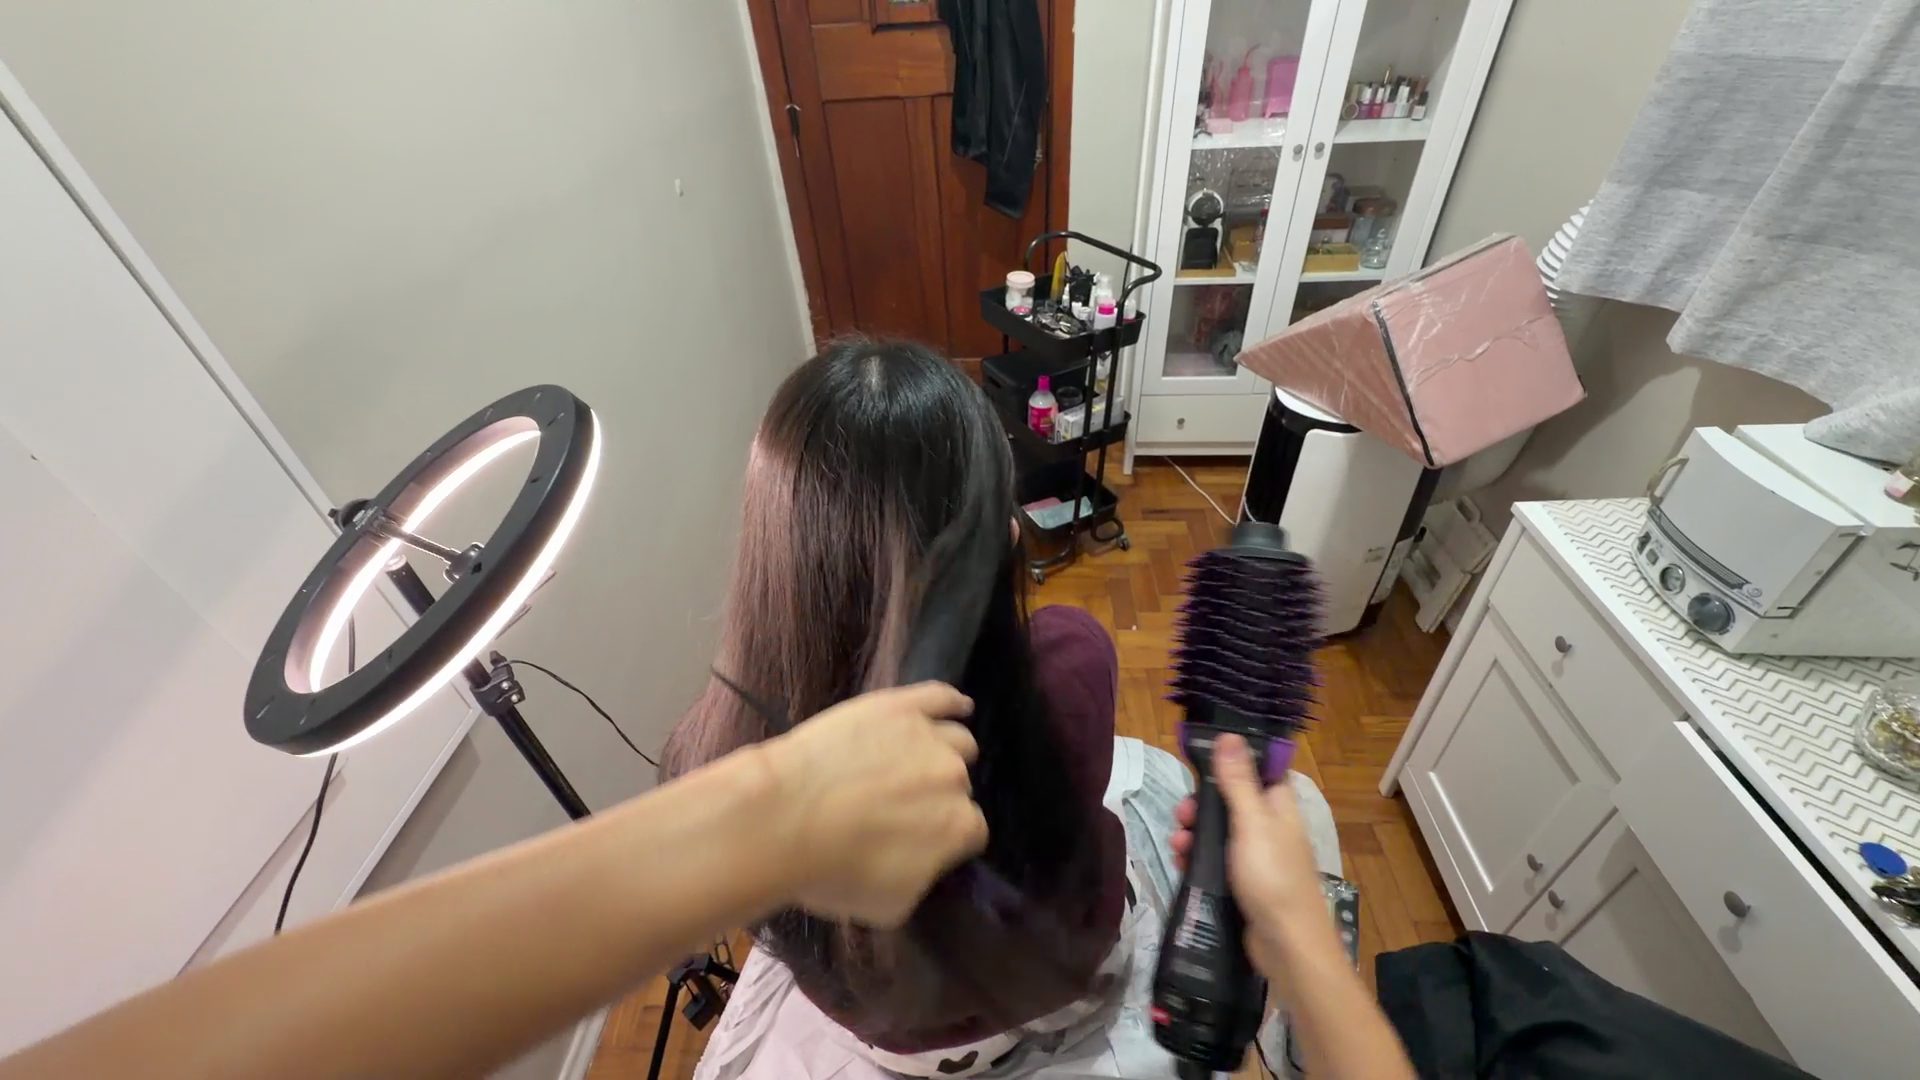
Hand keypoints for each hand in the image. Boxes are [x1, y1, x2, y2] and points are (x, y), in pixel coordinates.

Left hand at [758, 682, 986, 926]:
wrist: (785, 816)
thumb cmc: (831, 870)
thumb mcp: (888, 905)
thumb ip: (923, 877)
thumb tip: (925, 861)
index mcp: (957, 827)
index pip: (970, 829)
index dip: (945, 835)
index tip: (920, 838)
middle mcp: (953, 777)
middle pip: (958, 782)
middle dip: (937, 793)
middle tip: (899, 802)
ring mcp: (928, 735)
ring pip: (956, 738)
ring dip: (944, 751)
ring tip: (917, 759)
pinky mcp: (900, 705)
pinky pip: (940, 696)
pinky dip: (952, 701)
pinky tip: (959, 705)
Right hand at [1170, 734, 1337, 980]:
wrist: (1288, 948)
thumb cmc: (1273, 877)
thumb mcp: (1251, 823)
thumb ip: (1238, 781)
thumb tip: (1229, 735)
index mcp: (1278, 806)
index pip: (1257, 769)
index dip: (1230, 761)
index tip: (1199, 760)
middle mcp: (1268, 825)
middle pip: (1229, 799)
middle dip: (1200, 803)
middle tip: (1182, 814)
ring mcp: (1255, 854)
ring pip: (1217, 829)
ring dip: (1193, 832)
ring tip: (1176, 845)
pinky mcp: (1242, 880)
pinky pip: (1214, 858)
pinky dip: (1196, 857)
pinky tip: (1180, 863)